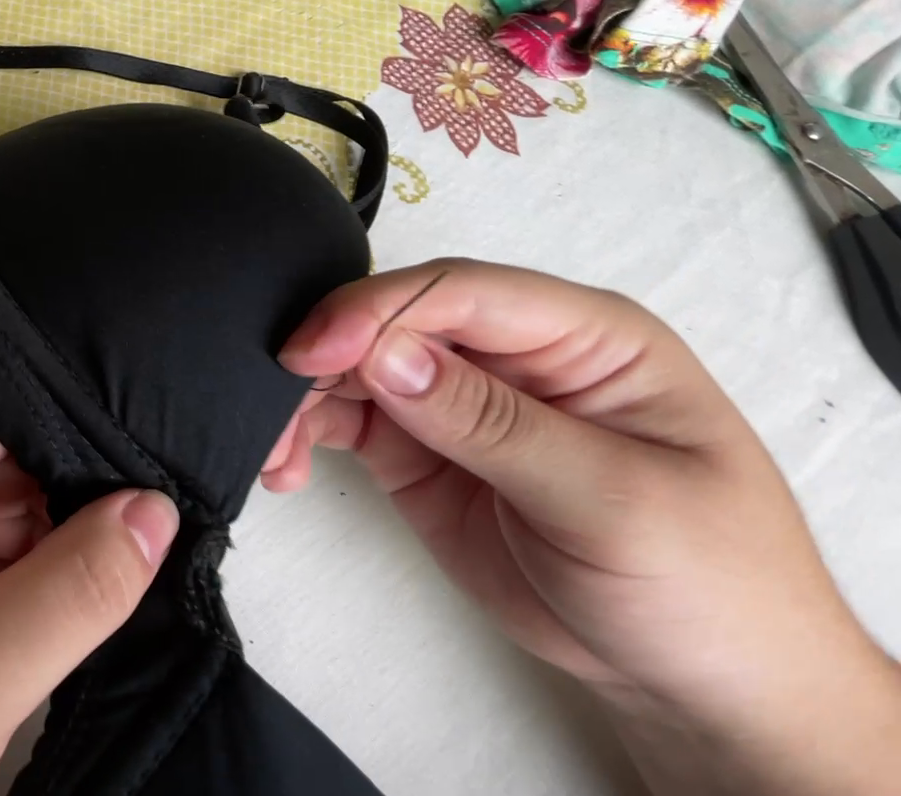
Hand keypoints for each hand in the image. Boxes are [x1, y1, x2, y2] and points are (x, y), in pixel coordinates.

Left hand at [0, 382, 178, 795]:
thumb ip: (75, 587)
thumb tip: (159, 507)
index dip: (74, 418)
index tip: (162, 447)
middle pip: (5, 442)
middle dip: (79, 479)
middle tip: (174, 505)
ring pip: (12, 490)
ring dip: (68, 525)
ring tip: (146, 549)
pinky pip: (1, 534)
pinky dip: (46, 560)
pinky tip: (96, 579)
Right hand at [262, 259, 900, 794]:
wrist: (688, 680)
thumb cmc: (700, 582)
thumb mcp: (608, 499)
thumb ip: (491, 421)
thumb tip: (385, 355)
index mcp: (577, 336)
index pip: (458, 292)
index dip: (376, 310)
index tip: (310, 352)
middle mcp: (505, 355)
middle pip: (389, 321)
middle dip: (324, 353)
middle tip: (272, 401)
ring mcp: (453, 401)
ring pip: (352, 367)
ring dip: (301, 400)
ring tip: (275, 452)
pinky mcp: (415, 448)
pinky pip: (343, 419)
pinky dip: (303, 434)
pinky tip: (287, 467)